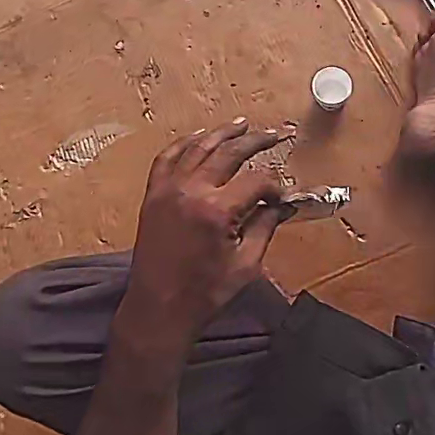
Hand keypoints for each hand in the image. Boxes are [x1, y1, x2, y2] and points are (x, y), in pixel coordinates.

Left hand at [120, 119, 287, 342]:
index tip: (281, 197)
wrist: (157, 309)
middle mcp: (191, 191)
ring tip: (242, 125)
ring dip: (222, 133)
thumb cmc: (204, 294)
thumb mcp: (246, 265)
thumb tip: (282, 206)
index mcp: (216, 211)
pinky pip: (167, 158)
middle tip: (273, 135)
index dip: (274, 186)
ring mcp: (168, 190)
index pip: (256, 181)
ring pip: (198, 148)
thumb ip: (265, 227)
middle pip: (228, 153)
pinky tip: (199, 137)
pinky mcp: (153, 195)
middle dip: (255, 142)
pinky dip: (184, 144)